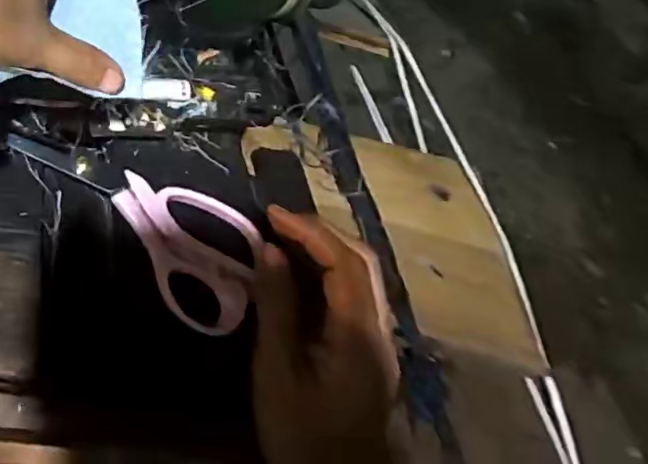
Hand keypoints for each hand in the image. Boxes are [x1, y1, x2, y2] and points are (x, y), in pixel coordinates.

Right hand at [254, 206, 402, 463]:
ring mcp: (378, 343)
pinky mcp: (369, 354)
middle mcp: (379, 332)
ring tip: (281, 238)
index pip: (345, 262)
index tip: (269, 213)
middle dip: (319, 232)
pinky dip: (326, 272)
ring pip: (361, 277)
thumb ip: (276, 306)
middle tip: (275, 221)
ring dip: (324, 249)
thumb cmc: (301, 434)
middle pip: (361, 263)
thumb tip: (268, 249)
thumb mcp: (278, 371)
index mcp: (359, 335)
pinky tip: (297, 274)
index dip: (308, 229)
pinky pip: (353, 295)